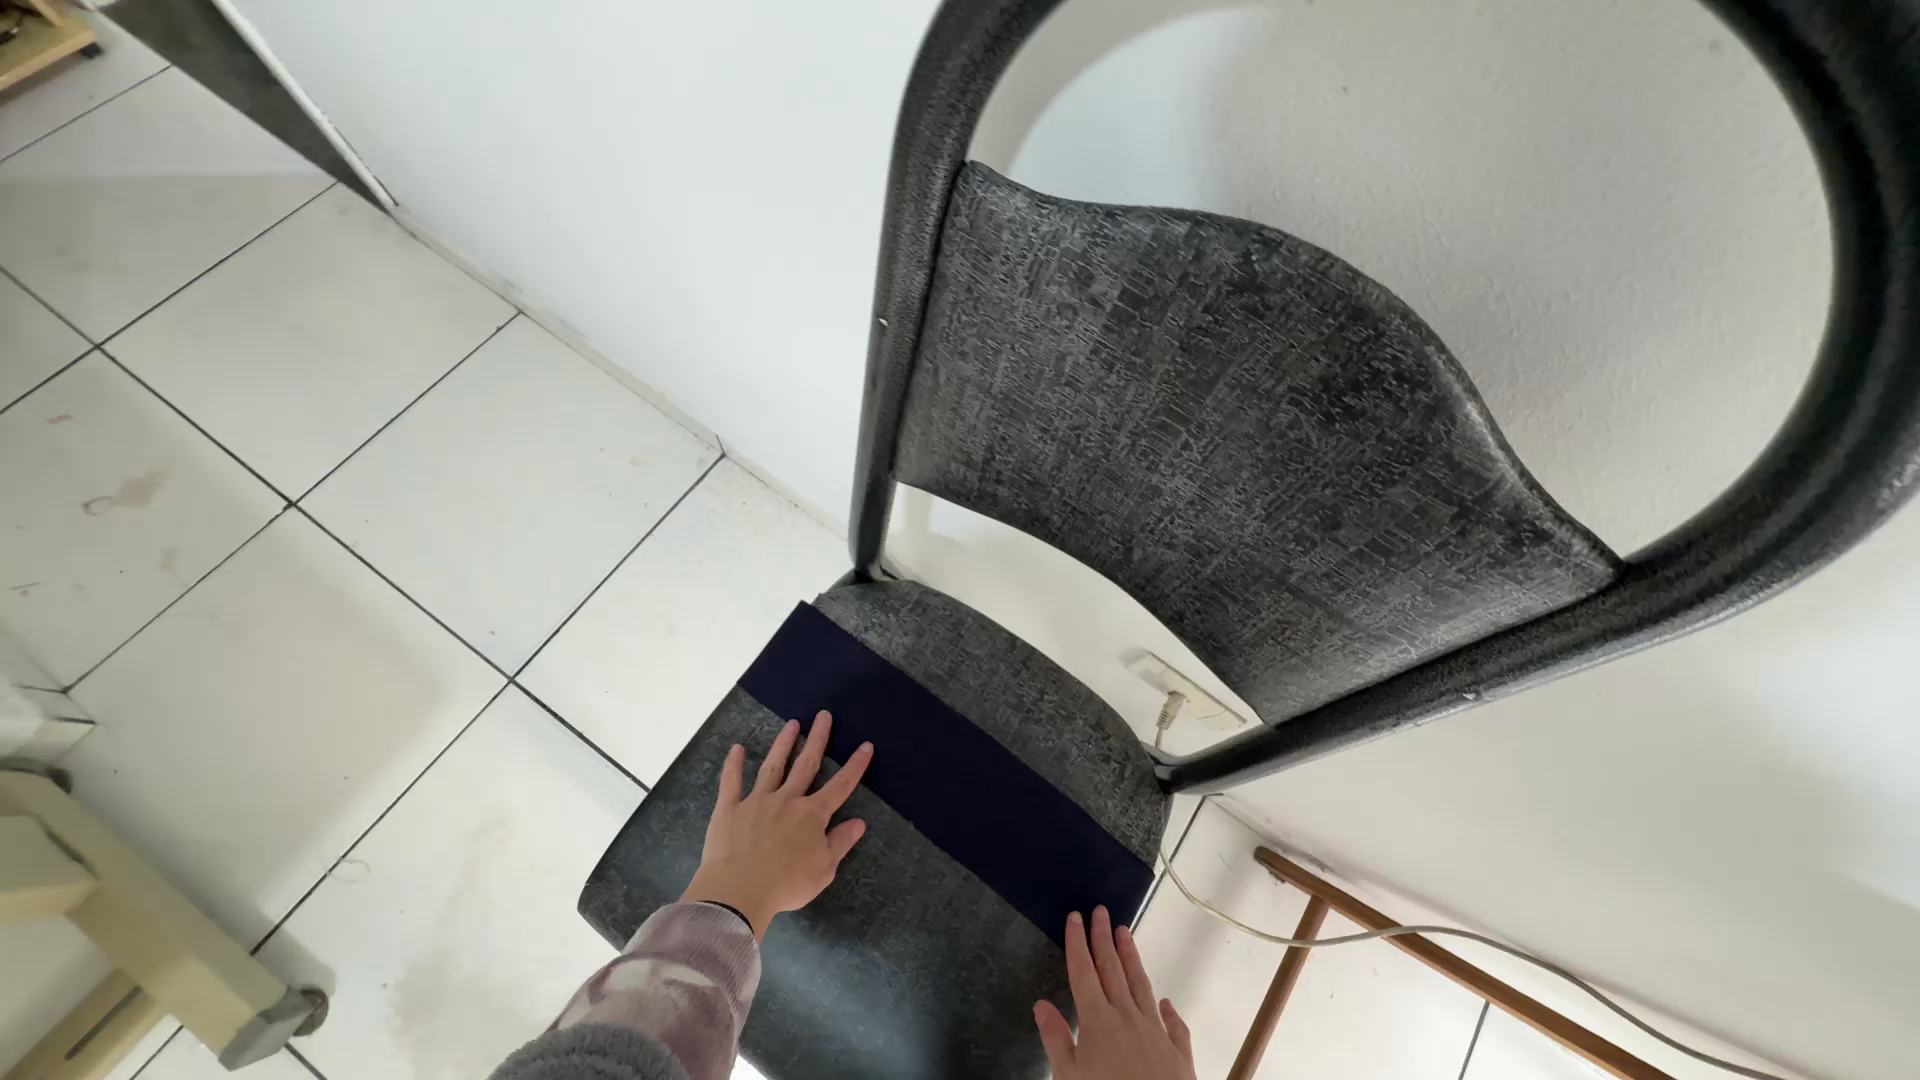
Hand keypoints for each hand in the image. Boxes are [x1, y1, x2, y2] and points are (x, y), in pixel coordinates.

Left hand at [680, 710, 872, 939]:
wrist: (738, 891)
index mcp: (812, 815)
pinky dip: (734, 764)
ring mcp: (757, 801)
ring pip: (773, 766)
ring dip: (784, 743)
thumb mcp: (823, 870)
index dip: (855, 765)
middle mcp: (787, 800)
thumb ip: (840, 843)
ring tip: (792, 723)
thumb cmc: (785, 884)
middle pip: (806, 764)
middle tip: (823, 715)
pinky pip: (732, 782)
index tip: (865, 745)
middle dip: (818, 739)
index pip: (840, 786)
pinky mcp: (729, 809)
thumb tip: (859, 822)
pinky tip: (737, 748)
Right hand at [1035, 906, 1195, 1079]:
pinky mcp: (1180, 1055)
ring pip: (1142, 986)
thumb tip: (1040, 1004)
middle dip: (1104, 939)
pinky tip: (1167, 1001)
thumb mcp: (1069, 1078)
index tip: (1075, 916)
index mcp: (1098, 1020)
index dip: (1077, 942)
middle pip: (1113, 970)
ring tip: (1126, 933)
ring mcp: (1157, 1033)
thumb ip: (1056, 1040)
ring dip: (1132, 958)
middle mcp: (1128, 1017)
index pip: (1083, 972)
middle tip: (1101, 911)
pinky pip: (1175, 1026)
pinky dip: (1170, 1010)